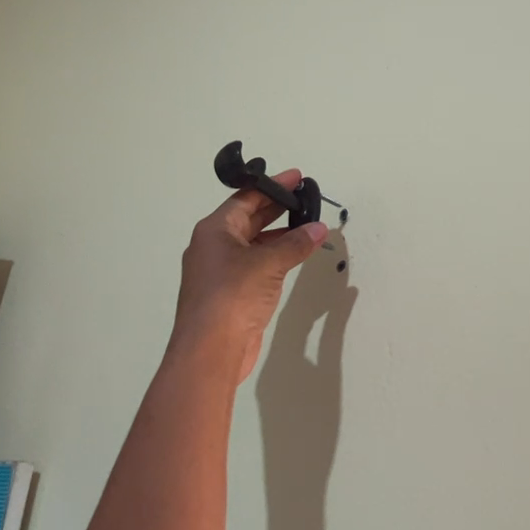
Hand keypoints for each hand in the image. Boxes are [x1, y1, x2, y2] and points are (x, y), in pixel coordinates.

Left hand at [170, 169, 329, 383]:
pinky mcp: (230, 294)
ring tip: (308, 225)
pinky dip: (274, 257)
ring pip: (253, 244)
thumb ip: (295, 244)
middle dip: (277, 208)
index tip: (298, 178)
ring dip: (278, 235)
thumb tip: (319, 228)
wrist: (209, 351)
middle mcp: (213, 246)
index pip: (246, 199)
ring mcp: (220, 272)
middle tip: (305, 198)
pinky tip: (295, 256)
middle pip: (248, 219)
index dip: (273, 187)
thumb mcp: (268, 264)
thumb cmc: (233, 296)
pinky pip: (255, 265)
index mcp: (214, 230)